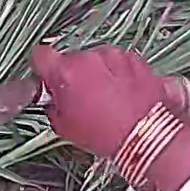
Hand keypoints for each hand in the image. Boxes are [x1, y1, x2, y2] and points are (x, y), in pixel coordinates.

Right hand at [30, 44, 172, 158]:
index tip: (47, 76)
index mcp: (65, 72)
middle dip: (74, 74)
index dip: (43, 66)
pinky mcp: (134, 59)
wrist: (149, 136)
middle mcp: (88, 57)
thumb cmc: (106, 134)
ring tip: (106, 98)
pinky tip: (121, 94)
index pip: (41, 55)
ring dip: (97, 72)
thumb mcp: (64, 126)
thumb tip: (52, 98)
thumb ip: (52, 105)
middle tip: (80, 97)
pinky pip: (118, 62)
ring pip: (96, 59)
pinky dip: (117, 73)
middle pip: (71, 59)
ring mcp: (113, 55)